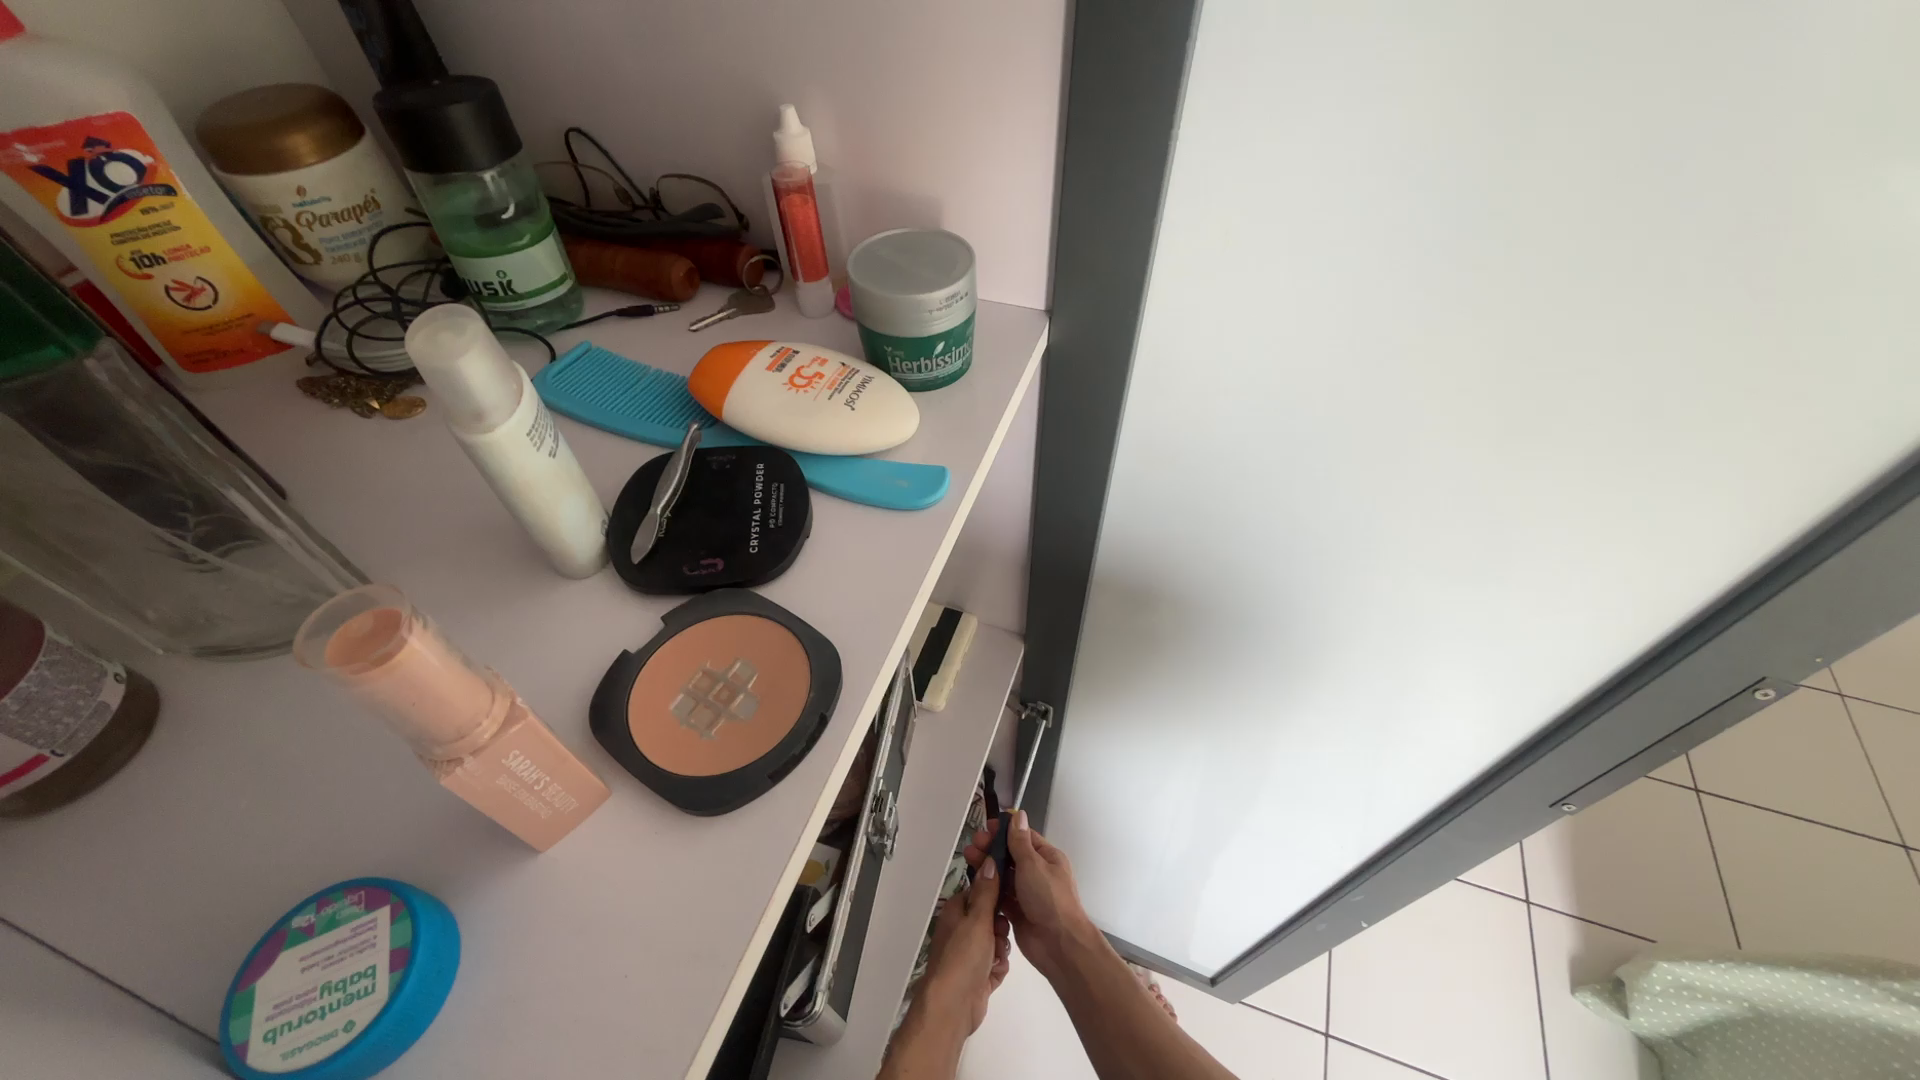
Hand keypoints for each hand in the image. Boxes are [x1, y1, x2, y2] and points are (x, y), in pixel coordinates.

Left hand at [918, 857, 1011, 1034]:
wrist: (953, 1006)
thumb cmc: (963, 957)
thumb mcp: (977, 919)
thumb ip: (986, 891)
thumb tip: (989, 861)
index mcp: (956, 912)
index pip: (979, 893)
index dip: (995, 896)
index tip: (1006, 902)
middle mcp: (961, 931)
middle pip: (990, 918)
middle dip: (1000, 926)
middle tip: (998, 935)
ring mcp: (969, 954)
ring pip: (995, 942)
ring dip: (1001, 948)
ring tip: (997, 957)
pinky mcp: (977, 976)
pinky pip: (995, 963)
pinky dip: (998, 967)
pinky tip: (996, 972)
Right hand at [963, 811, 1095, 978]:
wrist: (1059, 944)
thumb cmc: (1049, 898)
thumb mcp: (1033, 864)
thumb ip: (1020, 841)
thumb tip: (1018, 814)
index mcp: (1047, 858)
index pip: (1023, 837)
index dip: (1004, 831)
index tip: (985, 827)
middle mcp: (1037, 873)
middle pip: (1011, 855)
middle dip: (992, 848)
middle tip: (973, 844)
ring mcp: (1027, 893)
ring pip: (1003, 875)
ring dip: (987, 866)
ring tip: (968, 858)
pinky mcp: (1017, 911)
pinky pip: (1000, 895)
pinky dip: (988, 888)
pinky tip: (973, 882)